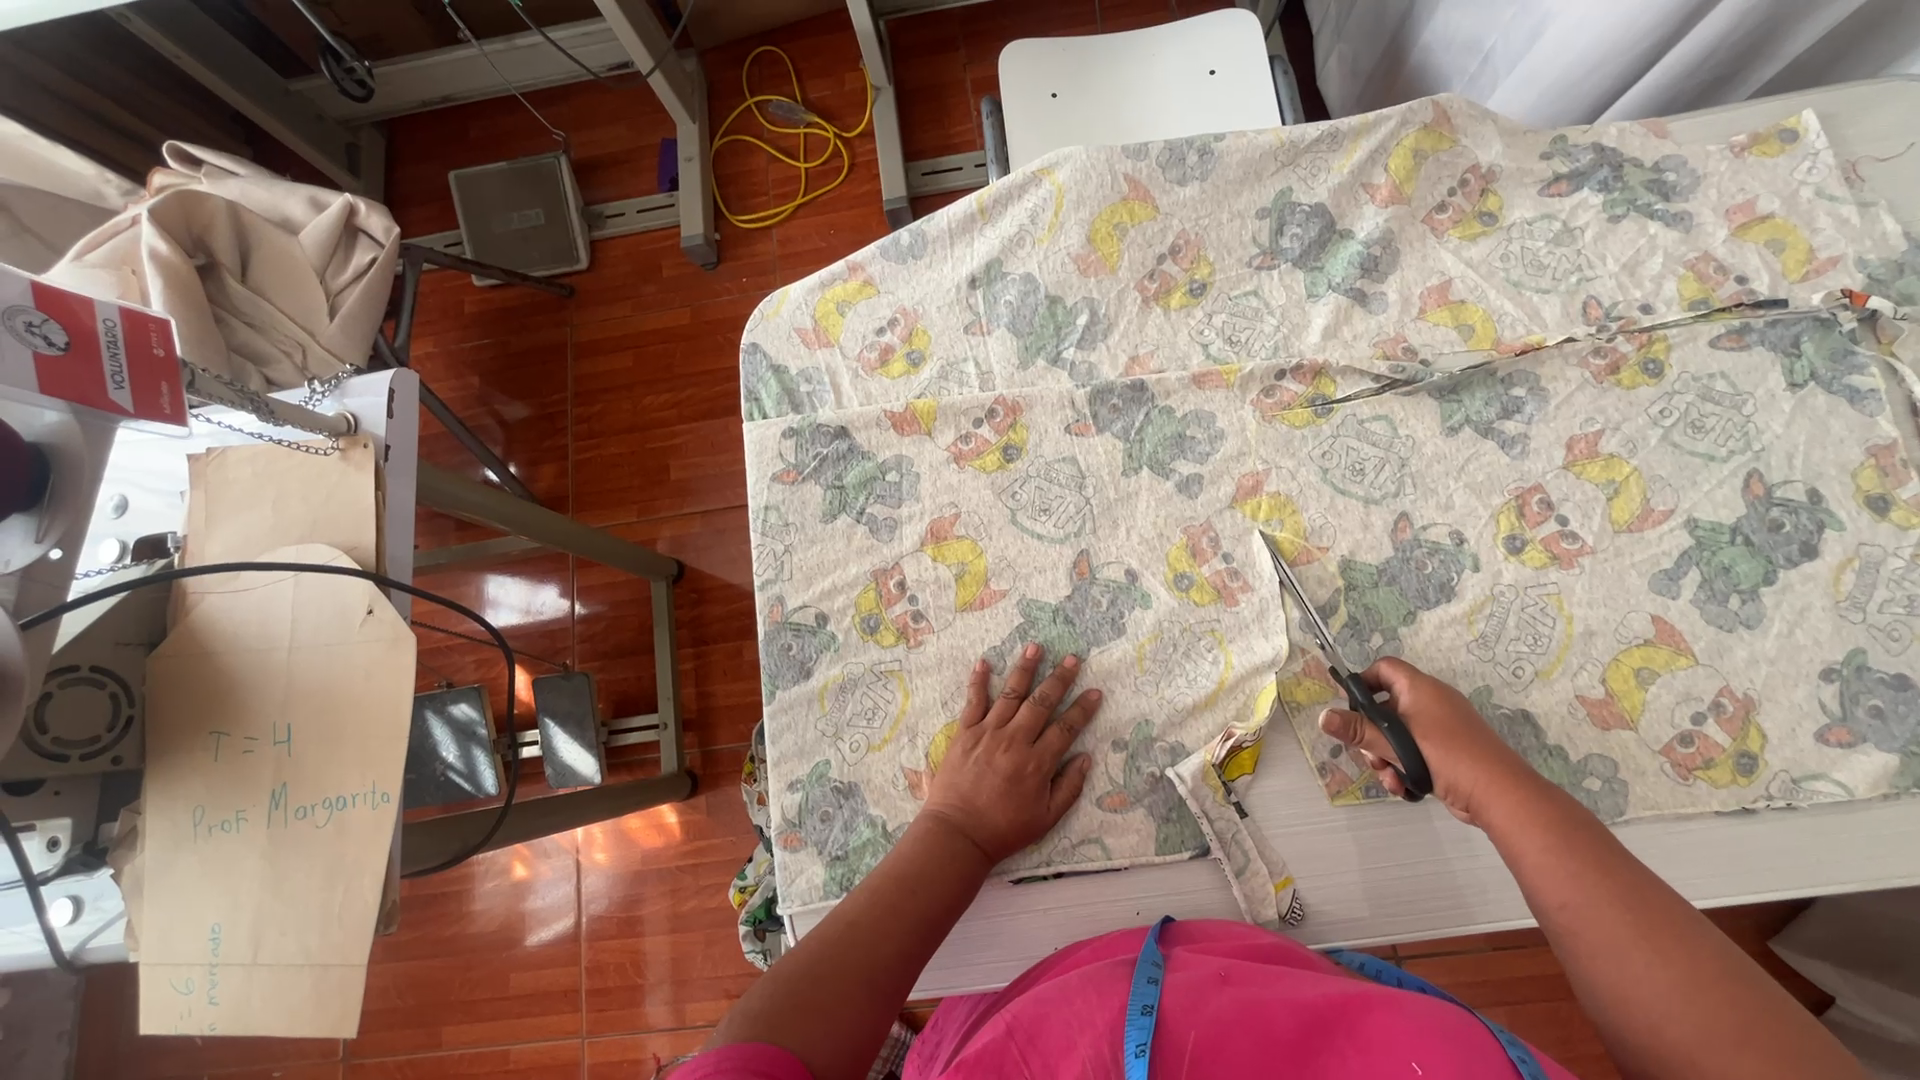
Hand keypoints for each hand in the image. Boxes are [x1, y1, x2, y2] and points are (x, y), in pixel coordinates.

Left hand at [919, 644, 1101, 864]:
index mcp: (1037, 763)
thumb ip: (1069, 787)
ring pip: (1011, 695)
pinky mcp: (965, 734)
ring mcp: (988, 734)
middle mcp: (1015, 741)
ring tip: (1035, 647)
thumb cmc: (1004, 830)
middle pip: (1042, 703)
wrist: (958, 834)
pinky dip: (978, 681)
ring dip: (1024, 669)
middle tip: (1072, 658)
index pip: (1066, 728)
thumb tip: (1086, 758)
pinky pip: (973, 702)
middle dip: (1059, 679)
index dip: (1083, 709)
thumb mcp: (1047, 818)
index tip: (1095, 692)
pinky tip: (984, 662)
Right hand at [1318, 657, 1542, 825]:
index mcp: (1419, 690)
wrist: (1500, 794)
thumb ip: (1357, 730)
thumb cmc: (1447, 757)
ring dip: (1385, 758)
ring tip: (1390, 778)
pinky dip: (1404, 768)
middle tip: (1369, 755)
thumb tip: (1323, 717)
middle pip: (1384, 708)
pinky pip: (1414, 753)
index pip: (1384, 668)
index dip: (1363, 682)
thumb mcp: (1395, 743)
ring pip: (1397, 736)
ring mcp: (1440, 729)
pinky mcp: (1447, 752)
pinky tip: (1404, 788)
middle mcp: (1430, 703)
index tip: (1350, 708)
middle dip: (1370, 736)